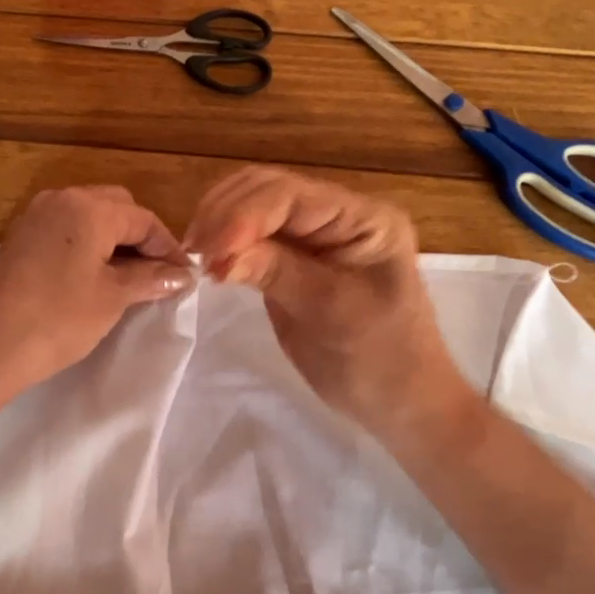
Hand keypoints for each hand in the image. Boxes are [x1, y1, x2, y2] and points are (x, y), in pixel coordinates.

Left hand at [0, 186, 195, 396]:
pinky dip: (87, 243)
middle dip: (141, 236)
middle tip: (157, 274)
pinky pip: (66, 227)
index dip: (168, 247)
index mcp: (88, 207)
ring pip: (89, 215)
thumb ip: (150, 278)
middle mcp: (61, 199)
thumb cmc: (59, 318)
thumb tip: (181, 273)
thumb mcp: (112, 297)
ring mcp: (36, 215)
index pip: (143, 219)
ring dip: (113, 239)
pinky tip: (95, 274)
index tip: (184, 277)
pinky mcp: (21, 235)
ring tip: (130, 277)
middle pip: (116, 207)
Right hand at [183, 167, 461, 428]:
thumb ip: (275, 273)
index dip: (243, 216)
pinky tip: (210, 260)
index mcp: (364, 219)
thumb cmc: (379, 361)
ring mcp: (315, 231)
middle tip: (193, 252)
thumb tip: (215, 256)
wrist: (400, 405)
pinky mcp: (293, 252)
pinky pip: (250, 230)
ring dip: (218, 222)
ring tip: (197, 256)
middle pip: (266, 188)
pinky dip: (224, 238)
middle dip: (225, 214)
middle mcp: (339, 213)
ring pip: (251, 202)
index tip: (209, 253)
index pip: (291, 196)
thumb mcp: (329, 314)